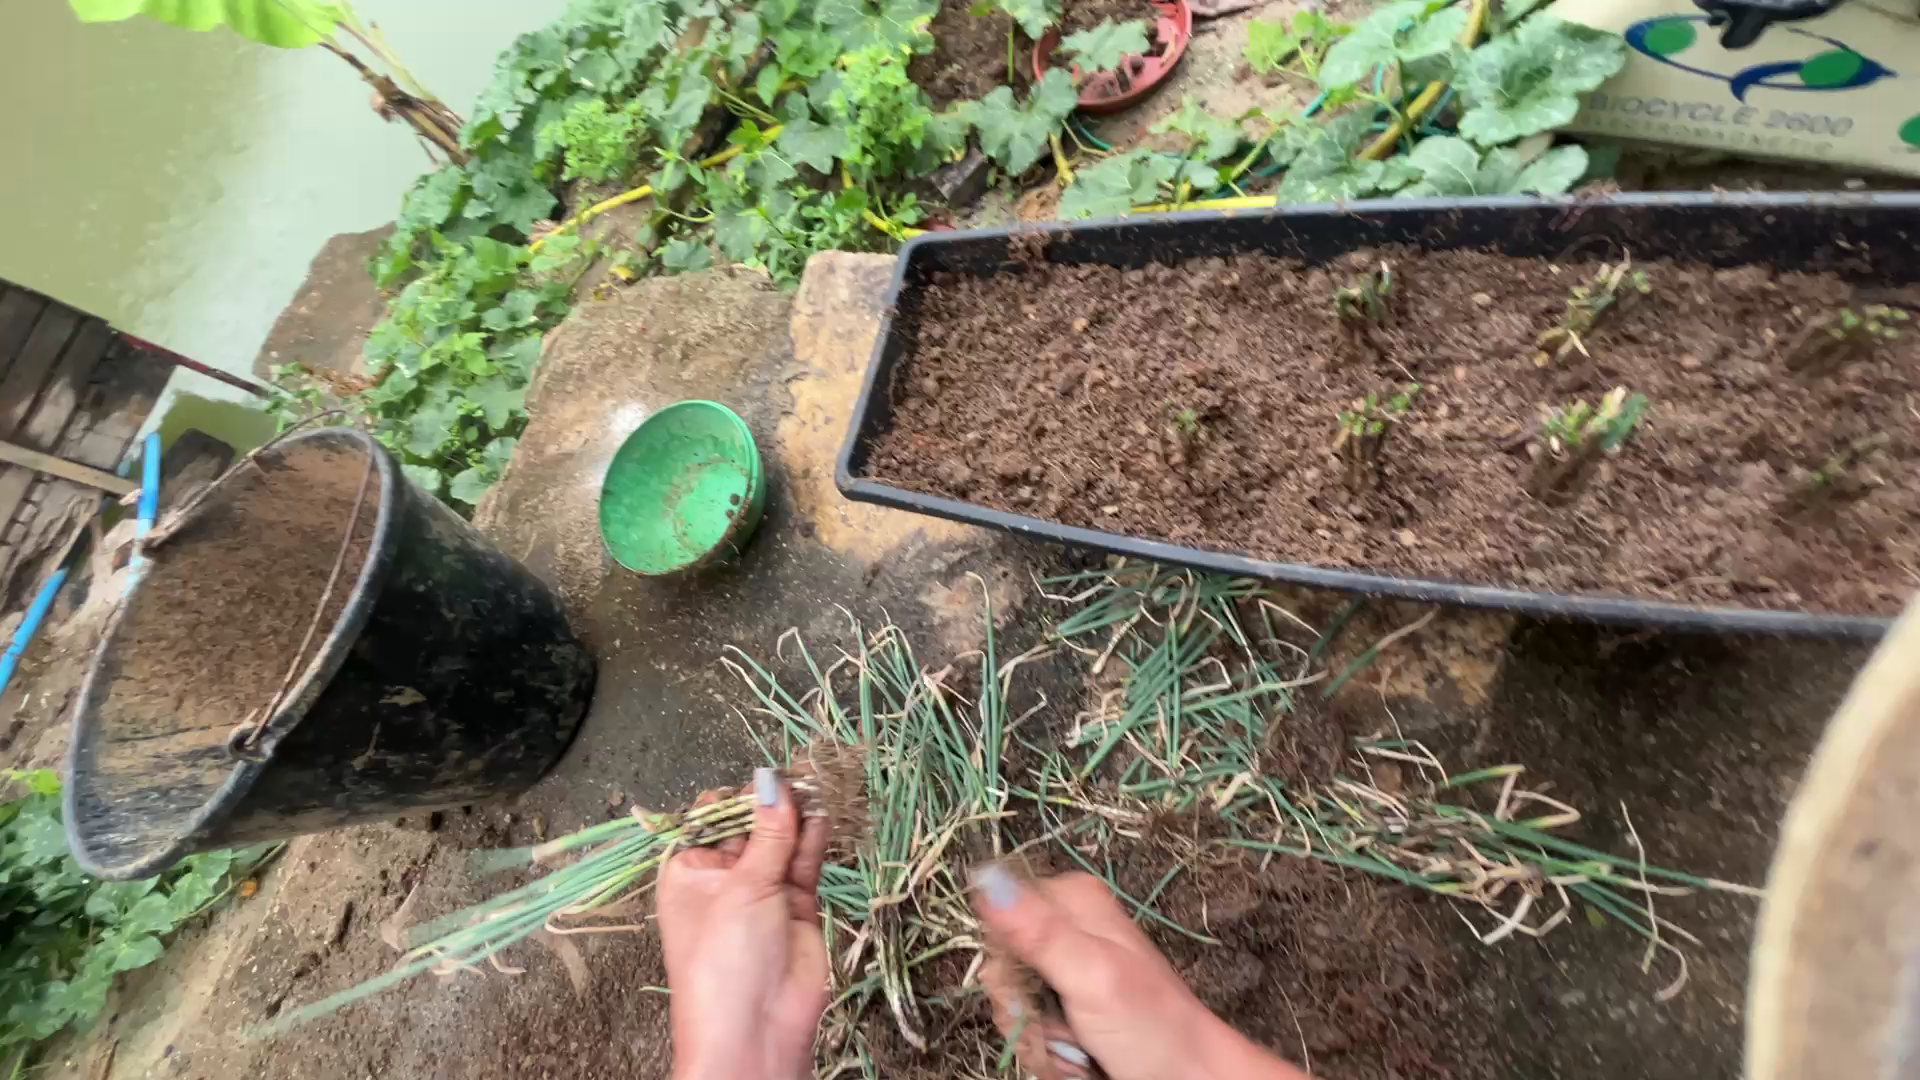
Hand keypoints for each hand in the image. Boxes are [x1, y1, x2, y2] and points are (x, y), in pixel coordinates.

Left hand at [658, 769, 830, 1079]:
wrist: (757, 1034)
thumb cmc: (725, 960)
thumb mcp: (742, 890)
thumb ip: (768, 832)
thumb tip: (772, 778)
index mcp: (691, 871)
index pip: (711, 818)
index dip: (737, 797)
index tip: (764, 779)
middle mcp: (725, 876)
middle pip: (752, 824)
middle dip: (774, 802)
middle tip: (802, 773)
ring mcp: (762, 888)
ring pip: (782, 839)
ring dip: (798, 816)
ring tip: (819, 785)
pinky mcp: (797, 901)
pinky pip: (804, 860)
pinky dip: (814, 838)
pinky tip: (823, 816)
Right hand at [971, 866, 1312, 1079]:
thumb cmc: (1150, 1027)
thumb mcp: (1090, 973)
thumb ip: (1036, 929)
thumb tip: (983, 876)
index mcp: (1071, 897)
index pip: (998, 911)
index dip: (1005, 959)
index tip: (1031, 989)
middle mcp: (1064, 925)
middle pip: (1001, 962)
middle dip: (1022, 1007)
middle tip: (1062, 1028)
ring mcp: (1064, 967)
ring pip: (1011, 1000)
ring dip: (1035, 1035)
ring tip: (1076, 1048)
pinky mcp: (1065, 1005)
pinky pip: (1028, 1024)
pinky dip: (1045, 1050)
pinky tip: (1076, 1058)